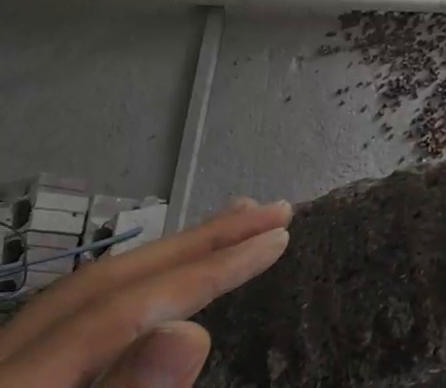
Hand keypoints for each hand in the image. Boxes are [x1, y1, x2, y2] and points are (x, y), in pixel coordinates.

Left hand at [0, 198, 290, 387]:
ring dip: (169, 255)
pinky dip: (134, 283)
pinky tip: (176, 273)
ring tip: (240, 221)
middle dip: (194, 244)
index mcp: (11, 384)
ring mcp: (1, 367)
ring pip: (80, 295)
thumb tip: (190, 333)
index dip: (206, 272)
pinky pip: (69, 316)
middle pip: (97, 287)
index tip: (281, 238)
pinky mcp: (14, 373)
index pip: (119, 312)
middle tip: (275, 210)